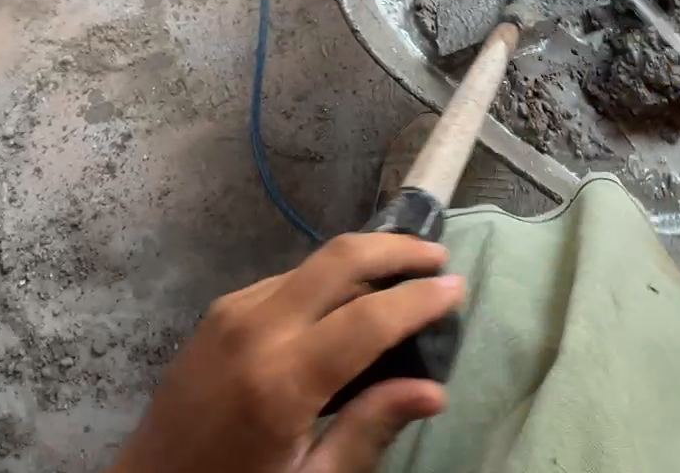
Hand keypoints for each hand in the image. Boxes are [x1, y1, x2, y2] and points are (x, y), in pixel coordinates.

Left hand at [109, 233, 466, 472]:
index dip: (420, 298)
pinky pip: (289, 280)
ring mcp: (234, 309)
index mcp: (281, 381)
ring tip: (405, 275)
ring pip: (315, 263)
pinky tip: (349, 303)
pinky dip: (329, 281)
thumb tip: (434, 390)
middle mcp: (257, 326)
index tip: (458, 287)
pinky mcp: (222, 308)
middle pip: (340, 257)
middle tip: (438, 257)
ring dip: (364, 259)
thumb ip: (368, 432)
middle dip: (395, 248)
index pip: (369, 318)